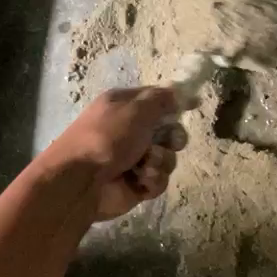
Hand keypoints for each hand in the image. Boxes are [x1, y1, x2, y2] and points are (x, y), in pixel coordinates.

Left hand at [40, 86, 186, 221]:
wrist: (81, 180)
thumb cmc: (107, 137)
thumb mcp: (137, 109)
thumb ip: (162, 99)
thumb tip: (179, 92)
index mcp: (126, 107)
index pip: (158, 99)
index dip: (176, 102)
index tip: (196, 104)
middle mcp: (131, 131)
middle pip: (169, 131)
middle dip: (173, 138)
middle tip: (170, 142)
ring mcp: (135, 159)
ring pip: (168, 157)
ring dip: (161, 161)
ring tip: (144, 165)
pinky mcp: (138, 184)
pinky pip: (160, 179)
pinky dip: (153, 180)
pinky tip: (140, 180)